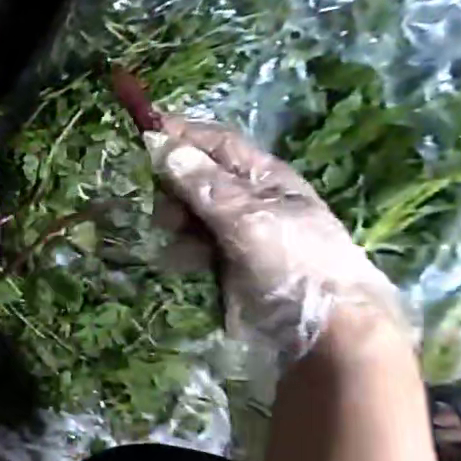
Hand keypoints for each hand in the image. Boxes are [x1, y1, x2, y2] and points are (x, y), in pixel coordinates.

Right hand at [143, 117, 408, 359]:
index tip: (140, 130)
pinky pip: (187, 244)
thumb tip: (162, 146)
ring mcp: (233, 232)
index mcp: (263, 177)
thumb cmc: (295, 263)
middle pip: (194, 176)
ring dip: (171, 219)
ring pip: (185, 211)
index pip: (215, 142)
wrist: (320, 329)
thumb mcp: (250, 218)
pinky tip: (180, 261)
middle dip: (169, 184)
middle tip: (156, 202)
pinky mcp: (221, 262)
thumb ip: (205, 185)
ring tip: (172, 237)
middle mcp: (246, 198)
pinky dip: (177, 248)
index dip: (180, 133)